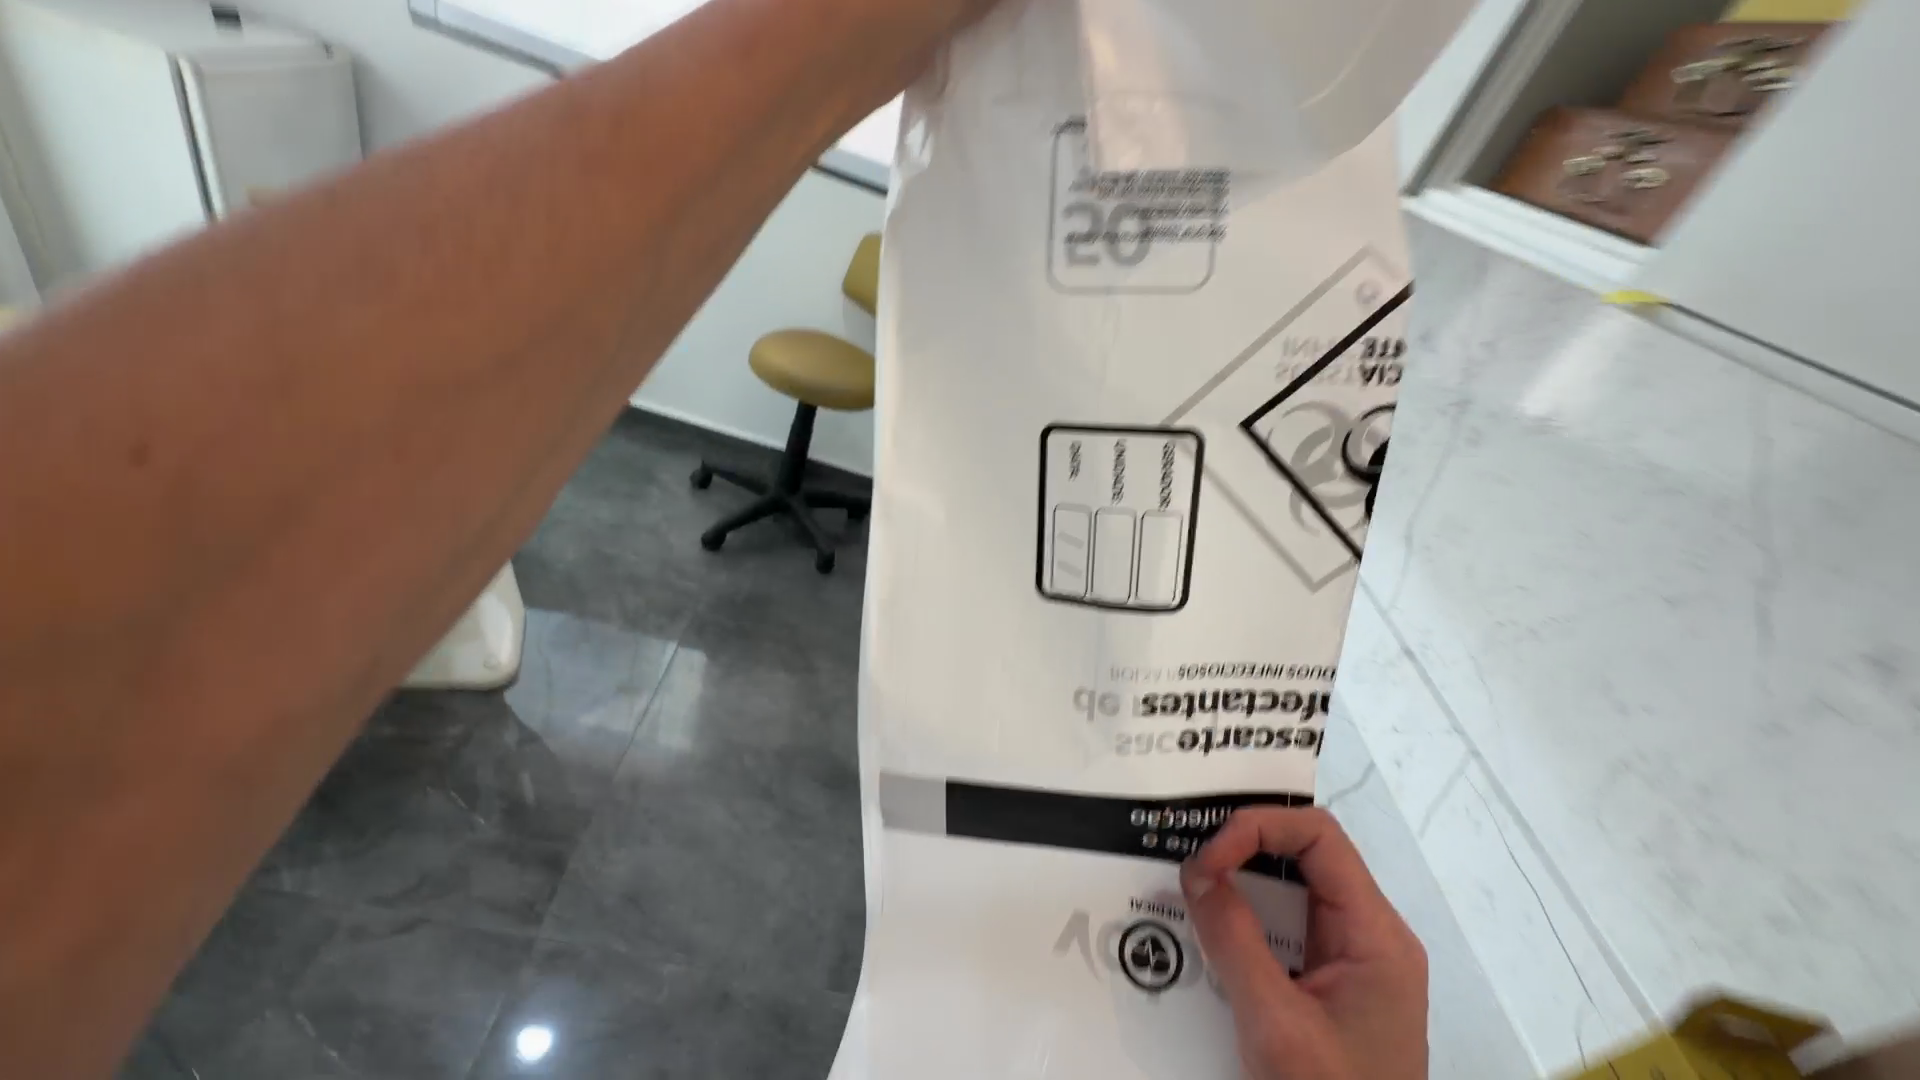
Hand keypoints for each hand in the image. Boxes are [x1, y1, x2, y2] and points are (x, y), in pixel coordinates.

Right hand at [1181, 808, 1428, 1079]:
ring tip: (1187, 886)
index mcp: (1376, 934)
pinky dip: (1242, 918)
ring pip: (1292, 890)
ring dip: (1238, 882)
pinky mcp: (1329, 984)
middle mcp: (1370, 935)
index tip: (1206, 860)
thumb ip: (1234, 942)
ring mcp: (1351, 960)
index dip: (1258, 827)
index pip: (1320, 837)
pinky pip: (1283, 928)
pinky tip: (1206, 931)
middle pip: (1306, 855)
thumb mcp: (1276, 1026)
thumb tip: (1195, 871)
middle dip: (1242, 846)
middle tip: (1187, 859)